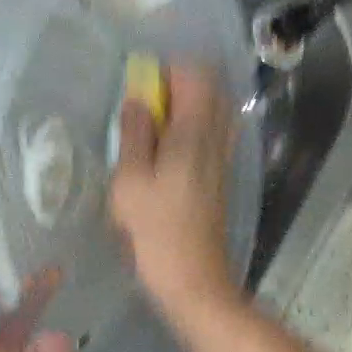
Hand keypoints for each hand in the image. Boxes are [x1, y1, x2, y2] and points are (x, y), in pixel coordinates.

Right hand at [109, 63, 241, 315]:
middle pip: (207, 89)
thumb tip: (138, 100)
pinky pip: (206, 137)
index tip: (138, 87)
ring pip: (209, 114)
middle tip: (142, 110)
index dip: (166, 70)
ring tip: (147, 135)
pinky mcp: (217, 179)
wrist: (193, 281)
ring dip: (180, 112)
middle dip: (174, 88)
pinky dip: (185, 134)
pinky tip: (159, 161)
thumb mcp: (130, 182)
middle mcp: (216, 139)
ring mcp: (220, 160)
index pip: (196, 73)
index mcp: (195, 133)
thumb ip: (134, 135)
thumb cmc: (155, 233)